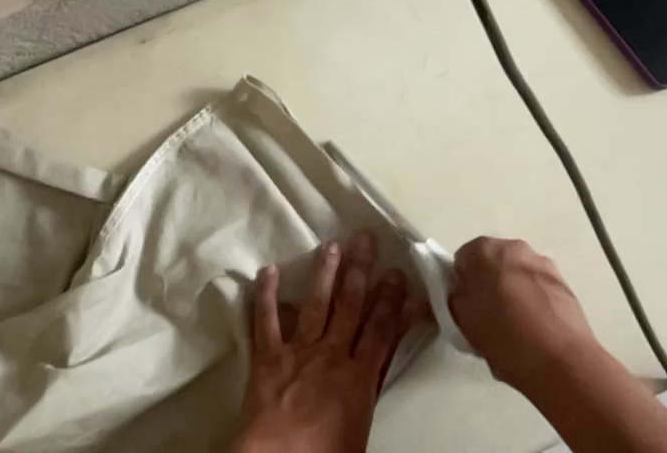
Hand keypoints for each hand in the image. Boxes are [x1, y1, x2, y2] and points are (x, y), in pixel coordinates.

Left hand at [230, 232, 426, 452]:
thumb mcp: (361, 426)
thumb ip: (370, 387)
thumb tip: (383, 360)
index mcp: (358, 377)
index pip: (380, 331)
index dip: (391, 302)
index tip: (399, 274)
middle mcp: (331, 355)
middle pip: (350, 307)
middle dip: (360, 271)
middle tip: (366, 240)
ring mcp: (298, 351)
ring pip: (315, 304)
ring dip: (324, 273)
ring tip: (331, 245)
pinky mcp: (268, 355)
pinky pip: (267, 319)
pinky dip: (267, 294)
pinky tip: (268, 270)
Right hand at [448, 237, 598, 387]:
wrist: (562, 361)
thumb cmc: (504, 337)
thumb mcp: (462, 320)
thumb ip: (455, 298)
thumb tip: (463, 293)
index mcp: (482, 249)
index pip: (462, 261)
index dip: (462, 285)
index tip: (467, 309)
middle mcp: (513, 247)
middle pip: (492, 264)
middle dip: (489, 284)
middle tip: (489, 317)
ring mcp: (542, 263)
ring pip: (518, 275)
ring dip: (514, 291)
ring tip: (518, 327)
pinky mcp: (565, 283)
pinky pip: (540, 288)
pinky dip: (536, 301)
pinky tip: (538, 330)